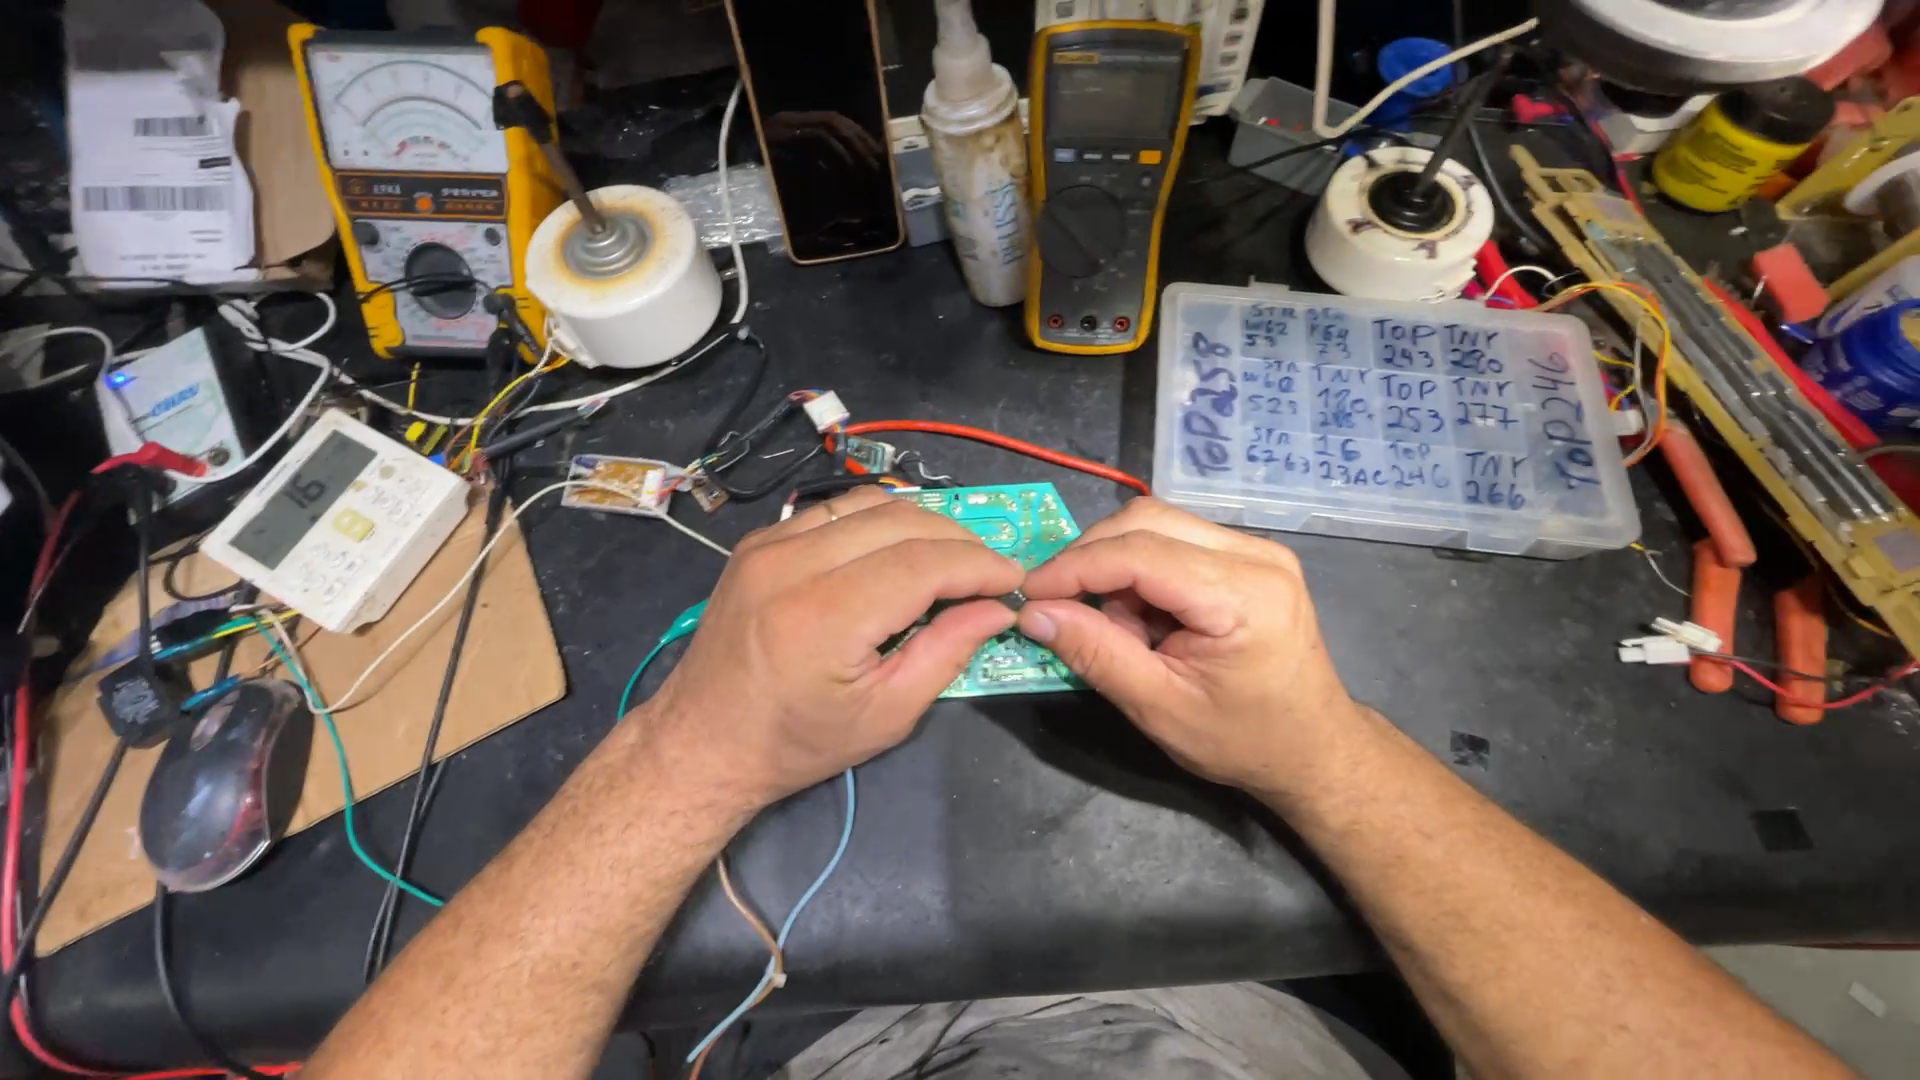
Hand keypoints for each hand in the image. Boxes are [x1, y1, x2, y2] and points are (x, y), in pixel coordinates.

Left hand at [639, 486, 1022, 809]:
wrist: (703, 741)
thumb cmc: (798, 742)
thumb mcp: (887, 714)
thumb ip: (947, 651)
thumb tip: (997, 608)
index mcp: (825, 616)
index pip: (923, 563)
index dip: (978, 565)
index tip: (1012, 580)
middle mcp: (793, 563)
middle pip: (902, 521)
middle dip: (959, 540)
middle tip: (987, 572)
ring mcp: (770, 544)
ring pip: (870, 503)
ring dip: (921, 525)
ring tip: (948, 559)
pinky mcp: (759, 541)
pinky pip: (835, 511)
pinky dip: (878, 522)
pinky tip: (894, 552)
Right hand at [1016, 498, 1361, 797]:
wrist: (1314, 749)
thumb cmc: (1242, 740)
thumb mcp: (1159, 708)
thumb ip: (1096, 654)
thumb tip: (1033, 614)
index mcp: (1243, 594)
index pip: (1139, 552)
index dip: (1074, 567)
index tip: (1029, 594)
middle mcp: (1255, 554)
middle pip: (1147, 520)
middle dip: (1090, 557)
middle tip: (1059, 605)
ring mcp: (1256, 549)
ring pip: (1156, 524)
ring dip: (1114, 564)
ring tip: (1113, 624)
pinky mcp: (1247, 556)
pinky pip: (1174, 540)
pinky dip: (1139, 571)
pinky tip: (1141, 617)